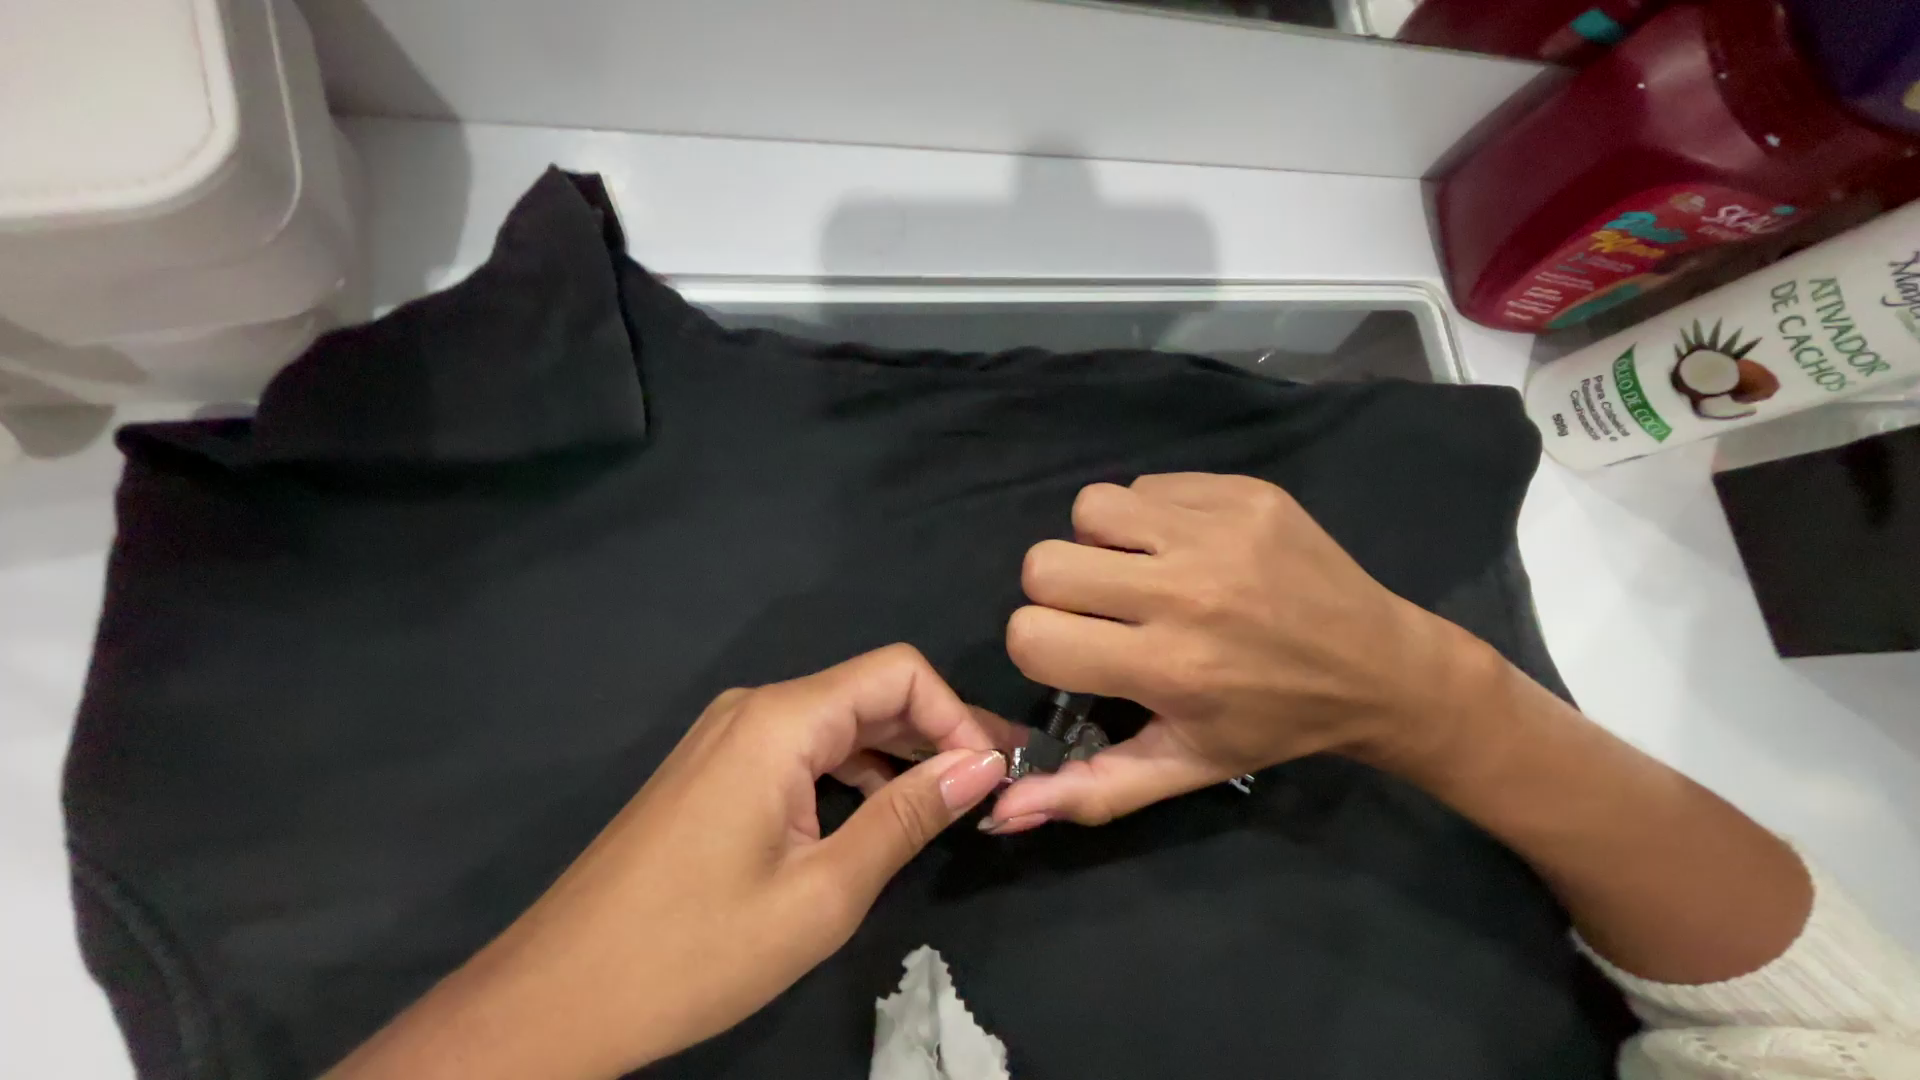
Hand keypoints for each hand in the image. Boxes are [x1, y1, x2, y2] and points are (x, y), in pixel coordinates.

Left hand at [325, 646, 1009, 1079]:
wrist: (554, 999)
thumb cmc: (693, 951)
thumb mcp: (822, 894)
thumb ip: (907, 817)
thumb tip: (982, 764)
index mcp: (780, 720)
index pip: (899, 673)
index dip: (955, 716)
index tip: (992, 777)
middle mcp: (755, 708)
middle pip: (871, 692)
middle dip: (938, 734)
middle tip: (996, 787)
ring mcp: (729, 736)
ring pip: (839, 722)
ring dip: (899, 756)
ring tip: (951, 805)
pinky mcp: (717, 769)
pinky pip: (804, 749)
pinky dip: (854, 772)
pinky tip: (879, 815)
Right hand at [987, 473, 1486, 833]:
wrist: (1381, 668)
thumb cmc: (1272, 724)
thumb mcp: (1185, 766)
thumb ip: (1091, 789)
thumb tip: (1004, 809)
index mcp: (1167, 668)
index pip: (1031, 635)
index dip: (1040, 644)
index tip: (1080, 651)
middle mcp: (1186, 592)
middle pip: (1043, 563)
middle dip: (1058, 590)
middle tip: (1106, 609)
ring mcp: (1216, 531)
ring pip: (1089, 508)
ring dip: (1100, 542)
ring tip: (1143, 570)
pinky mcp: (1242, 491)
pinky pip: (1146, 484)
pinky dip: (1150, 515)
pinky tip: (1189, 546)